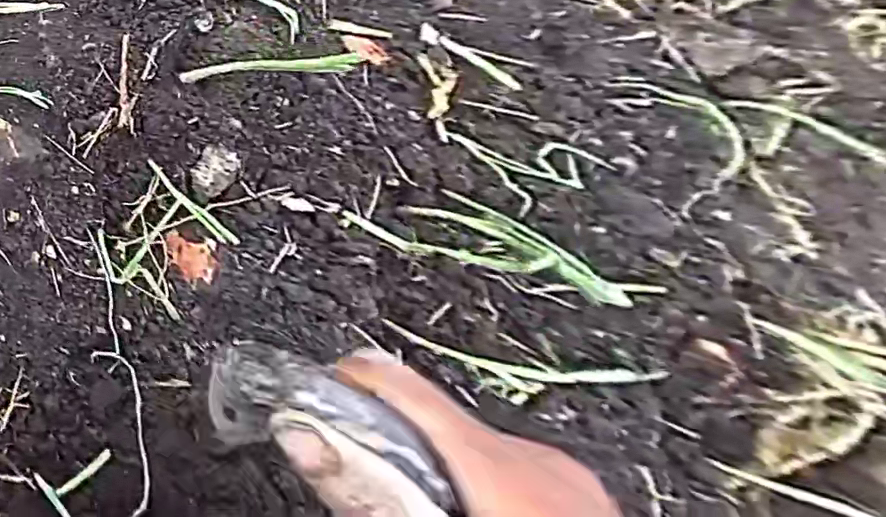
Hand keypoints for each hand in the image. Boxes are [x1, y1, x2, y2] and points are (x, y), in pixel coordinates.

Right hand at [276, 351, 619, 516]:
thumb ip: (367, 497)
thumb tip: (301, 439)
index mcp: (499, 473)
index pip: (397, 383)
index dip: (346, 382)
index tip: (313, 400)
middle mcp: (540, 464)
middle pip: (431, 416)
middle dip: (393, 442)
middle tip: (370, 483)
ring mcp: (571, 484)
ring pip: (471, 446)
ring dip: (436, 469)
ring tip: (420, 504)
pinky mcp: (584, 499)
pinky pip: (509, 470)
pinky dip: (475, 486)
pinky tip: (468, 513)